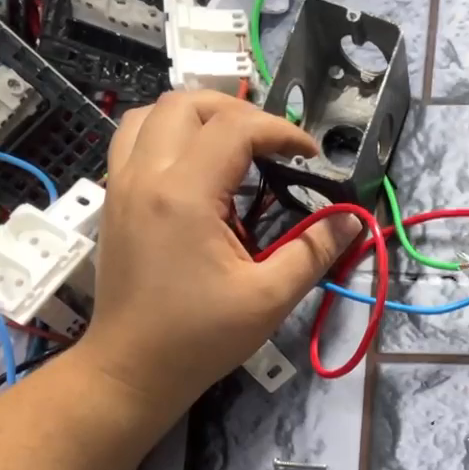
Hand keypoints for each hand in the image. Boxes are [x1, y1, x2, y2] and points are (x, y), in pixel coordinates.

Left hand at [79, 91, 358, 412]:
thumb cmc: (203, 336)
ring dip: (199, 117)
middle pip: (186, 103)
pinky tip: (202, 172)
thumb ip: (314, 251)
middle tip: (276, 145)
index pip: (234, 128)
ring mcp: (122, 184)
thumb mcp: (270, 297)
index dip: (280, 130)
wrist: (136, 366)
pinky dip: (172, 137)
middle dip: (239, 112)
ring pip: (152, 114)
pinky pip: (136, 140)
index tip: (311, 156)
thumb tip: (352, 219)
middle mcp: (145, 174)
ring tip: (237, 147)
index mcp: (185, 194)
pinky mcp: (116, 199)